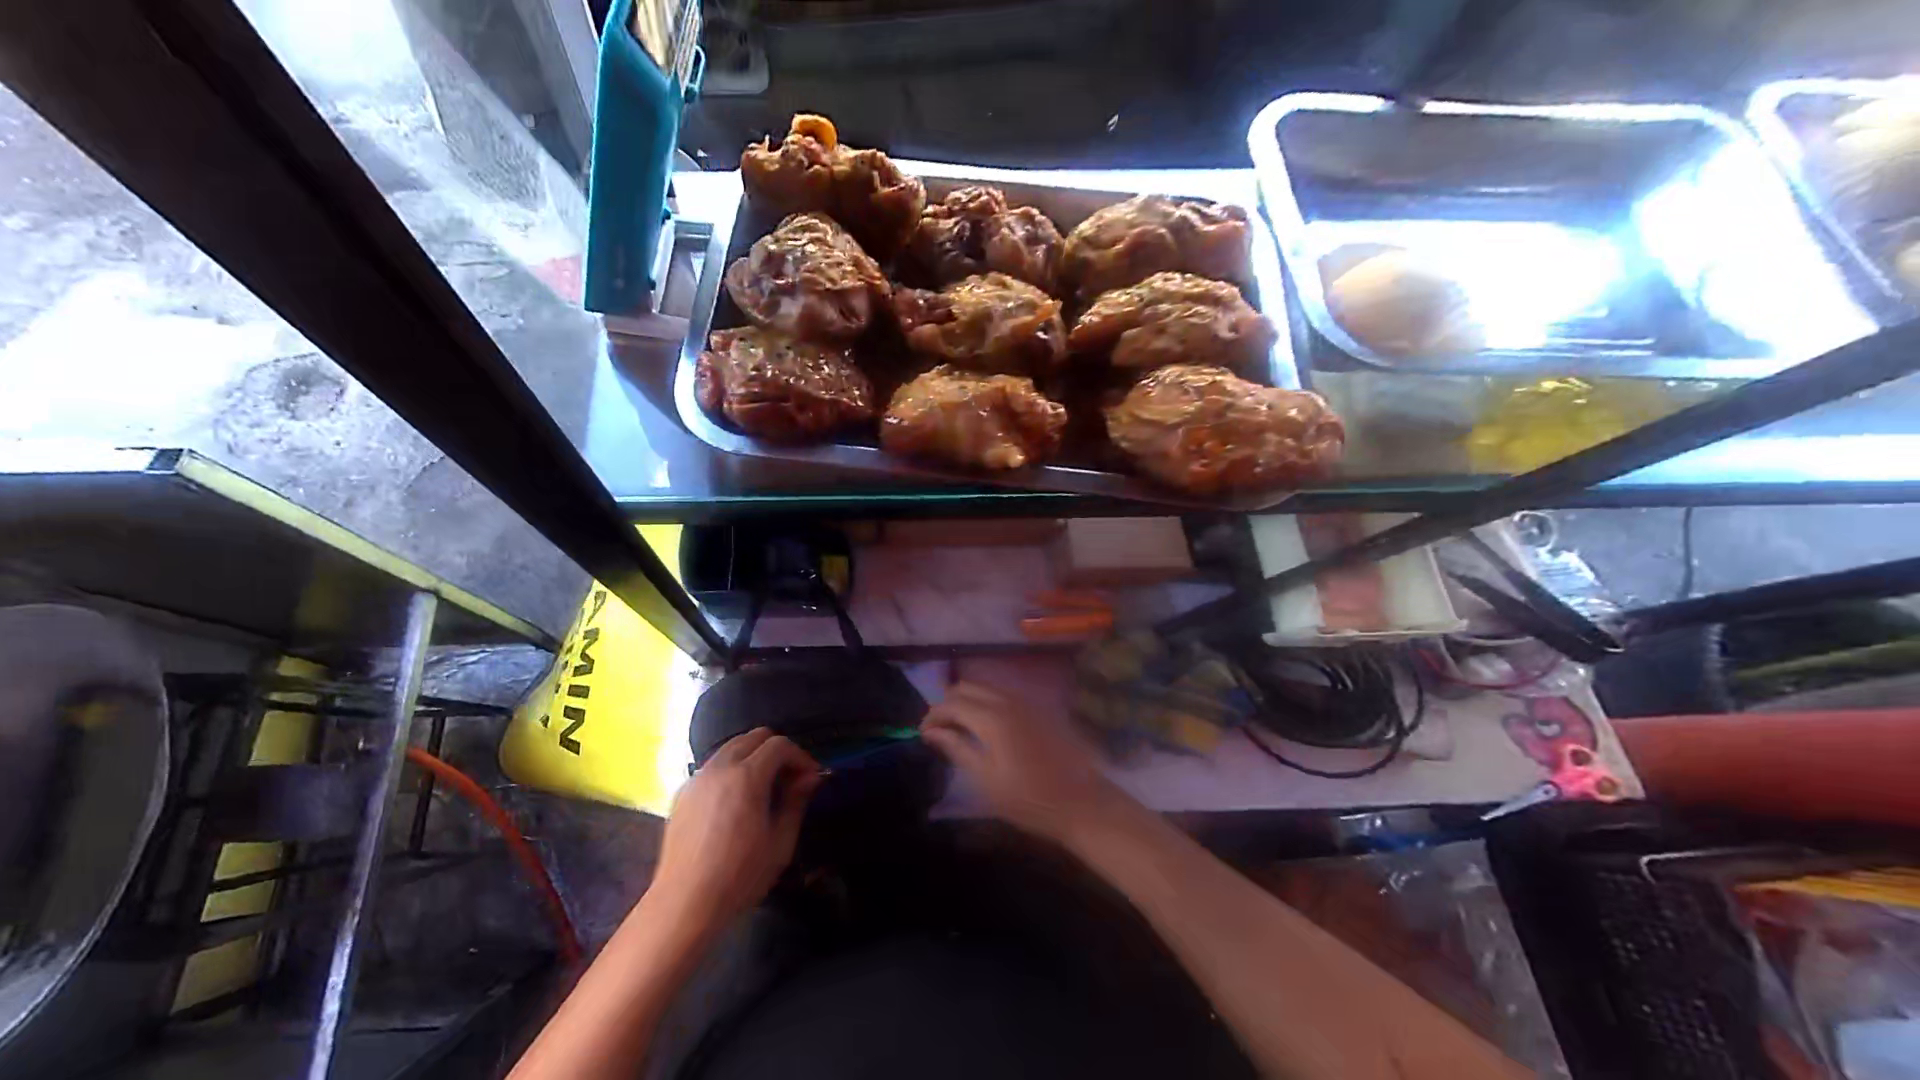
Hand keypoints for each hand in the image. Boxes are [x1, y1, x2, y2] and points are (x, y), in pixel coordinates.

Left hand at [649, 729, 820, 930]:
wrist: (684, 904)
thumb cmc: (739, 876)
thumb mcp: (780, 843)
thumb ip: (796, 802)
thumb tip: (810, 777)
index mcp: (746, 777)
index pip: (779, 745)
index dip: (801, 756)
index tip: (811, 778)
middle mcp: (719, 768)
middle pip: (753, 737)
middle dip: (777, 750)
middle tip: (790, 778)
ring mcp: (696, 779)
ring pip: (731, 748)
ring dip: (753, 757)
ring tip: (765, 787)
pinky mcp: (682, 794)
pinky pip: (713, 767)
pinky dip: (731, 770)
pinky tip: (736, 801)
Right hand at [921, 681, 1131, 843]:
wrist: (1083, 803)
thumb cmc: (1030, 799)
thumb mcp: (986, 780)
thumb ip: (957, 749)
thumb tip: (931, 731)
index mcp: (992, 718)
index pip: (951, 703)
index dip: (932, 716)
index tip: (922, 735)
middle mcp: (1008, 701)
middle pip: (967, 687)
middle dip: (947, 704)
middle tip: (938, 730)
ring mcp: (1027, 702)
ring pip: (986, 688)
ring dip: (967, 702)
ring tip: (958, 729)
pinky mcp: (1039, 709)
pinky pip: (1003, 695)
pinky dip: (986, 703)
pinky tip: (985, 728)